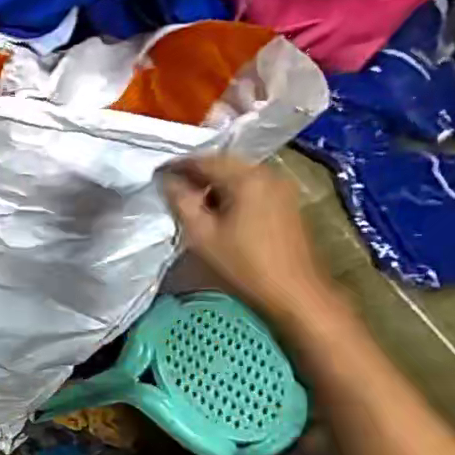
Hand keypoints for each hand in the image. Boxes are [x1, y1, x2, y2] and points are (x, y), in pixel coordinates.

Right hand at [162, 156, 339, 326]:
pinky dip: (234, 194)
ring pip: (239, 176)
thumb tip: (166, 179)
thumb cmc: (245, 267)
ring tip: (195, 205)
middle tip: (174, 190)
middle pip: (224, 165)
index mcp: (246, 177)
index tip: (158, 175)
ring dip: (216, 186)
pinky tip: (222, 214)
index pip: (204, 160)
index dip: (177, 166)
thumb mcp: (203, 236)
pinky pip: (253, 188)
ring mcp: (282, 187)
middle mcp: (268, 172)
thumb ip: (181, 202)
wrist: (296, 294)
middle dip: (198, 175)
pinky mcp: (288, 202)